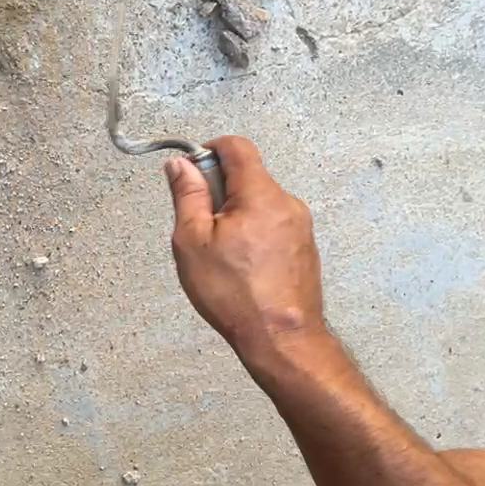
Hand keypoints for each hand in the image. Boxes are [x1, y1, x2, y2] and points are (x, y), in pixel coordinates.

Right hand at [165, 137, 330, 368]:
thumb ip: (187, 195)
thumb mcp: (192, 240)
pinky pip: (270, 223)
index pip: (236, 147)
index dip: (207, 151)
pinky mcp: (303, 247)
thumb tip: (181, 164)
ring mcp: (300, 226)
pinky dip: (250, 232)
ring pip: (257, 202)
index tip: (190, 177)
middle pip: (246, 175)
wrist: (281, 338)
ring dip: (233, 215)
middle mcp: (287, 203)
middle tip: (199, 228)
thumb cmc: (233, 292)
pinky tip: (238, 265)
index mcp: (260, 195)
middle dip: (217, 191)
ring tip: (218, 254)